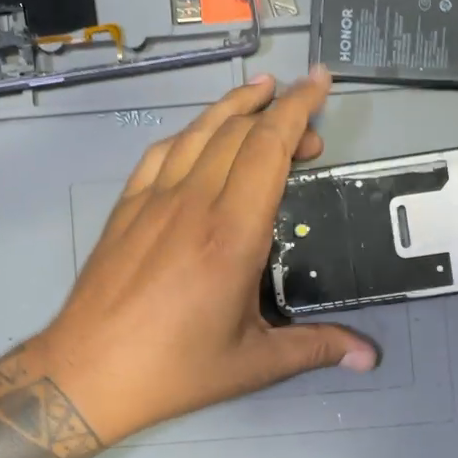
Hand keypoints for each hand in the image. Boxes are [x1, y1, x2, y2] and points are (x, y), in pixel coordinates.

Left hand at [29, 66, 376, 444]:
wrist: (87, 374)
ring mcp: (153, 201)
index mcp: (233, 235)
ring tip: (260, 95)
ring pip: (197, 132)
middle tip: (308, 126)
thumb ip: (315, 347)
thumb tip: (369, 355)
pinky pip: (160, 153)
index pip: (270, 147)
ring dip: (233, 108)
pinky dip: (189, 133)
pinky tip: (199, 136)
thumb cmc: (174, 371)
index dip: (298, 108)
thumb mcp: (253, 364)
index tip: (320, 83)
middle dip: (279, 111)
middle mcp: (193, 204)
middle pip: (239, 132)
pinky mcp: (125, 210)